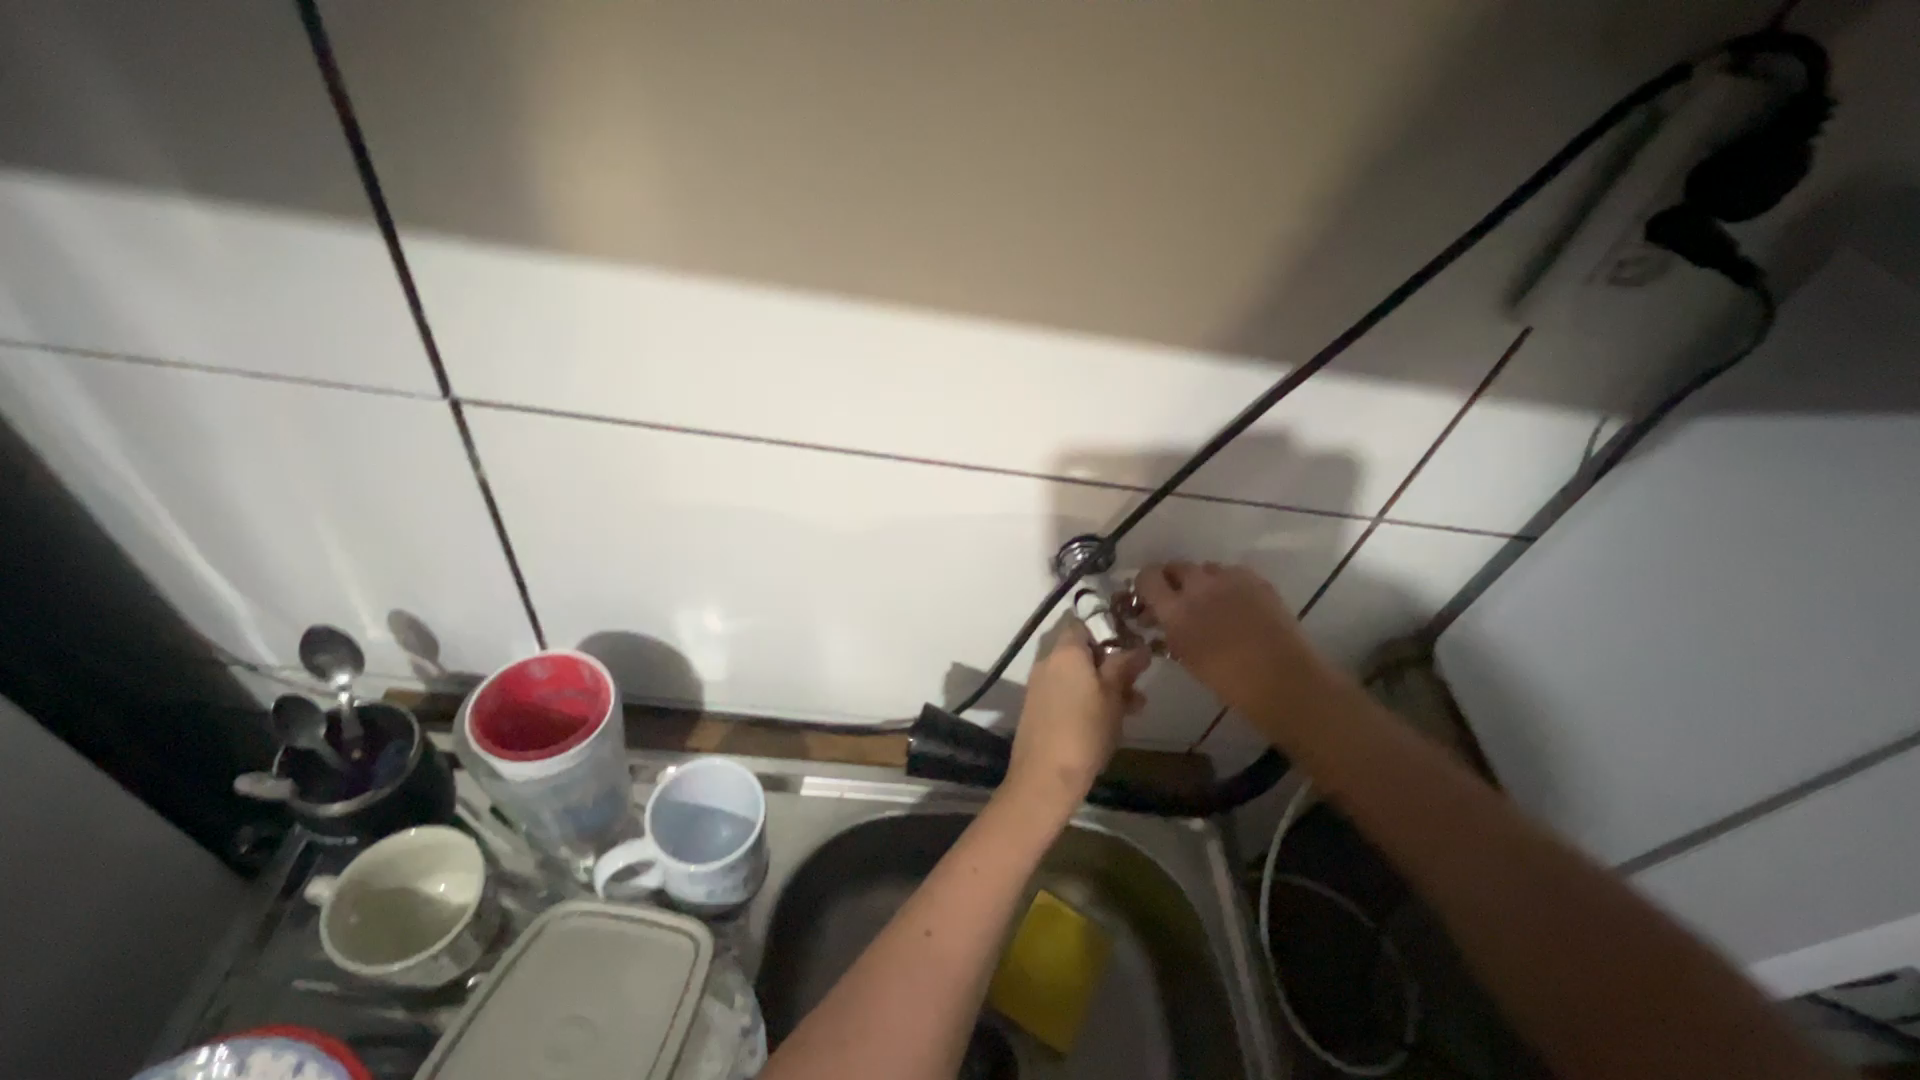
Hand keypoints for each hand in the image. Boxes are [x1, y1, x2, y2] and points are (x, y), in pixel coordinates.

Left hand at [1004, 620, 1149, 807]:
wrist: (1045, 776)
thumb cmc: (1085, 729)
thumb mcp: (1113, 695)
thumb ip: (1125, 666)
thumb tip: (1140, 647)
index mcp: (1065, 651)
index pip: (1082, 624)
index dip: (1107, 632)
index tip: (1129, 649)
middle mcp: (1047, 662)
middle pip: (1082, 653)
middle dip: (1111, 666)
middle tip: (1136, 687)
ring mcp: (1039, 687)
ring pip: (1077, 677)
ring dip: (1104, 687)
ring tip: (1133, 709)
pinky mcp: (1037, 710)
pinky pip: (1066, 694)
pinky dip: (1087, 701)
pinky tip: (1108, 723)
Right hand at [1133, 561, 1338, 716]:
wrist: (1283, 680)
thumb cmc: (1229, 681)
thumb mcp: (1186, 657)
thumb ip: (1169, 631)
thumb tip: (1160, 619)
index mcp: (1176, 610)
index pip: (1148, 577)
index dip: (1146, 585)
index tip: (1149, 598)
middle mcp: (1199, 586)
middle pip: (1176, 566)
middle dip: (1174, 580)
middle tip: (1178, 600)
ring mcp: (1230, 579)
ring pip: (1206, 568)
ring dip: (1202, 581)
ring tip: (1212, 603)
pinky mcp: (1256, 579)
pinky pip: (1232, 573)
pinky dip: (1228, 584)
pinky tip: (1237, 605)